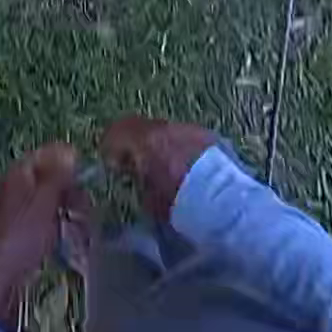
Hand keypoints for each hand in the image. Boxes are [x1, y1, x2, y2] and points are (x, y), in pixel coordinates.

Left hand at [0, 142, 84, 330]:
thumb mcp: (45, 199)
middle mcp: (19, 188)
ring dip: (71, 211)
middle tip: (86, 206)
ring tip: (83, 227)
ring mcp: (21, 212)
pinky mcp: (25, 236)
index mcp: (20, 172)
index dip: (69, 162)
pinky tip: (73, 241)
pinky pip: (50, 223)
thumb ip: (58, 173)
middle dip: (72, 190)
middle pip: (52, 178)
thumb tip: (70, 150)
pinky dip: (63, 228)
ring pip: (54, 202)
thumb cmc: (22, 234)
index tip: (86, 176)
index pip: (48, 154)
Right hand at [101, 115, 216, 223]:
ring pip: (166, 131)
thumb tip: (131, 174)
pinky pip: (186, 137)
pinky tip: (185, 168)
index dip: (110, 144)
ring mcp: (189, 128)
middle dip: (137, 144)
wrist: (223, 203)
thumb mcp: (149, 200)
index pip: (118, 130)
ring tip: (162, 169)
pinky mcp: (208, 135)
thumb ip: (136, 180)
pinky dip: (180, 149)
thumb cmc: (180, 205)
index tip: (108, 160)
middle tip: (134, 165)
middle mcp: (167, 126)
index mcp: (146, 139)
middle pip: (143, 127)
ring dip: (160, 145)